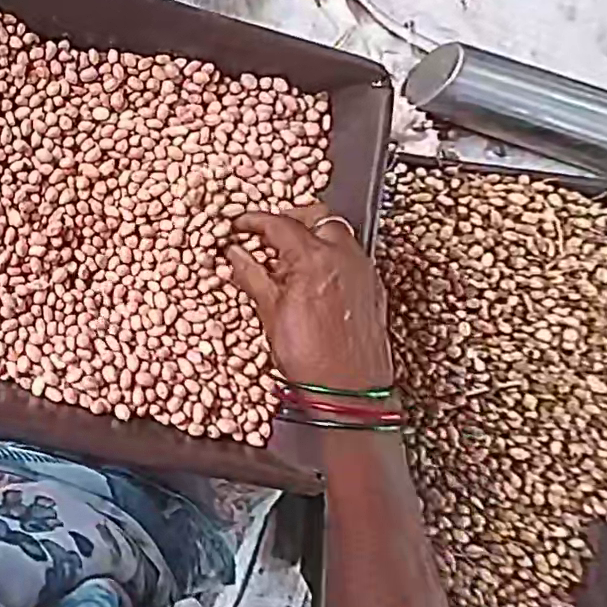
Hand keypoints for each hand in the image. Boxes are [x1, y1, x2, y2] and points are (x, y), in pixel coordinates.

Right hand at [223, 205, 392, 394]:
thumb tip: (234, 253)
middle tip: (265, 232)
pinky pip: (349, 255)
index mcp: (314, 258)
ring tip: (284, 255)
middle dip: (289, 218)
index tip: (238, 225)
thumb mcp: (267, 310)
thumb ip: (250, 273)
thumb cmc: (309, 355)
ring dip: (310, 235)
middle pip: (317, 216)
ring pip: (337, 233)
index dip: (252, 220)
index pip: (278, 223)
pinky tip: (309, 275)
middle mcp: (344, 257)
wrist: (349, 390)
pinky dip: (328, 254)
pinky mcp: (372, 288)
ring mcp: (362, 272)